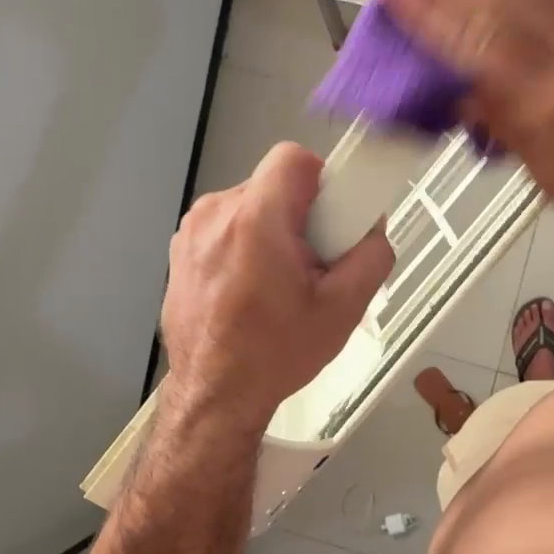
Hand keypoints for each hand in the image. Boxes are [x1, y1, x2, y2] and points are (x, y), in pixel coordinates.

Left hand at [161, 143, 394, 425]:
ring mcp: (191, 231)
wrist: (215, 394)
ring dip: (274, 233)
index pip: (294, 159)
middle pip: (274, 186)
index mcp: (256, 220)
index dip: (323, 183)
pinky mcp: (180, 250)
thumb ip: (371, 257)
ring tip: (282, 286)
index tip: (332, 222)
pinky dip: (247, 248)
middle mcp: (216, 214)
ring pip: (251, 207)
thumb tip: (373, 230)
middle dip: (302, 217)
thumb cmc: (277, 353)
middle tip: (315, 268)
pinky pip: (227, 228)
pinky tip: (253, 293)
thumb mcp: (343, 309)